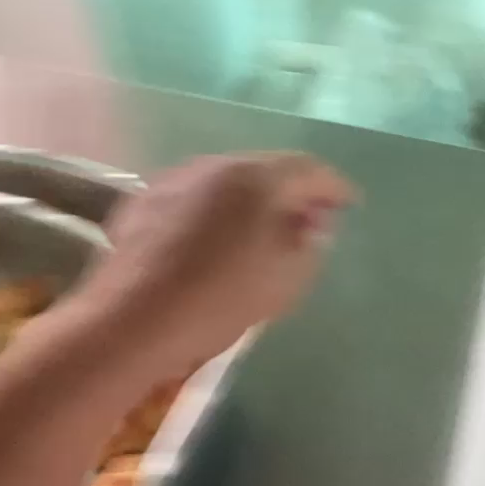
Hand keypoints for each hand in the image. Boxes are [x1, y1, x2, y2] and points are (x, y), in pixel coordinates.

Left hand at [81, 151, 355, 369]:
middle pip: (266, 169)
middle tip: (308, 216)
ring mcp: (175, 178)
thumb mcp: (287, 279)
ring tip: (261, 228)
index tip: (349, 204)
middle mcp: (216, 165)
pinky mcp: (144, 200)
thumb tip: (313, 222)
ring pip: (226, 181)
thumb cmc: (223, 301)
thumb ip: (310, 243)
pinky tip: (214, 238)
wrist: (135, 320)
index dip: (334, 187)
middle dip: (291, 191)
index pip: (309, 170)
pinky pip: (195, 196)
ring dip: (250, 200)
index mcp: (258, 179)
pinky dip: (215, 210)